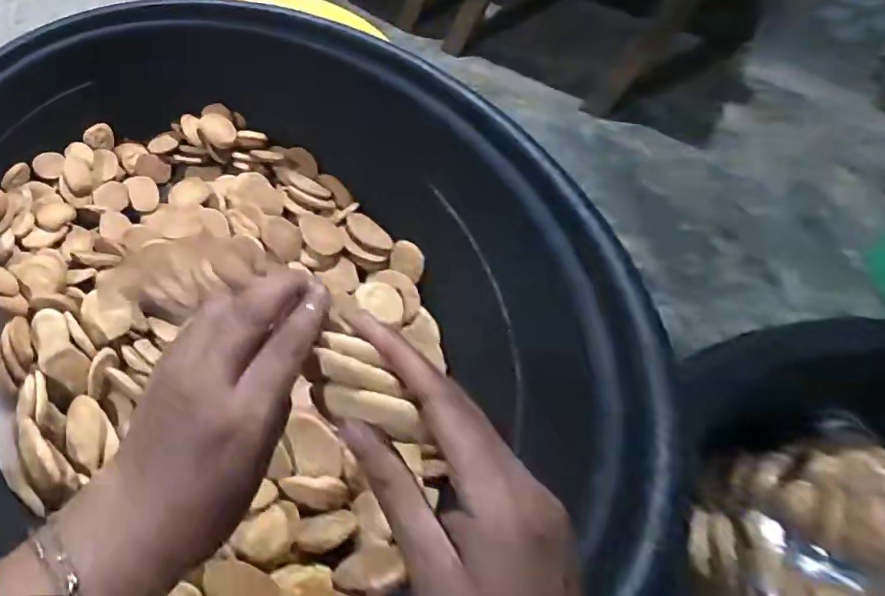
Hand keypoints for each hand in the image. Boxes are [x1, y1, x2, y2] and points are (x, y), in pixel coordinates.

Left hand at [58, 270, 330, 595]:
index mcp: (242, 415)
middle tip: (303, 276)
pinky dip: (225, 306)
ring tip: (275, 285)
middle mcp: (209, 376)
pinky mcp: (162, 358)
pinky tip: (239, 306)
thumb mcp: (258, 463)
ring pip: (218, 308)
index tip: (324, 291)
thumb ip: (275, 408)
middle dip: (278, 287)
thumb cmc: (210, 504)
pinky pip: (199, 321)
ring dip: (250, 290)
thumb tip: (288, 362)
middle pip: (246, 313)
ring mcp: (180, 362)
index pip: (280, 349)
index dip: (305, 316)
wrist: (140, 505)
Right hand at [336, 307, 580, 595]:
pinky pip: (480, 446)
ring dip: (422, 388)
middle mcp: (527, 482)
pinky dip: (440, 420)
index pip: (444, 401)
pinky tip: (410, 417)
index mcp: (502, 493)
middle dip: (407, 361)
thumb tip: (348, 419)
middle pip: (460, 404)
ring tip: (373, 363)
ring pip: (471, 422)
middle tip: (357, 332)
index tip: (360, 317)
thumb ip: (392, 488)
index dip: (399, 353)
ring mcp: (536, 496)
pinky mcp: (535, 510)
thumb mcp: (431, 566)